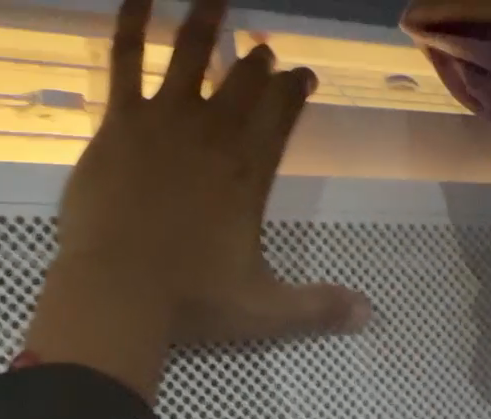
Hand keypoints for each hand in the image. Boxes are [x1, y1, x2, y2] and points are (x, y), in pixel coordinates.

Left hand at [24, 0, 371, 400]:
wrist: (118, 292)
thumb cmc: (191, 301)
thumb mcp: (263, 310)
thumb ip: (316, 308)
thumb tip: (371, 316)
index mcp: (250, 173)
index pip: (284, 113)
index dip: (296, 90)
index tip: (303, 78)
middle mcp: (214, 134)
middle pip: (244, 82)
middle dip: (259, 65)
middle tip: (264, 55)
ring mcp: (165, 121)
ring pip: (192, 53)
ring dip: (208, 20)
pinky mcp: (119, 123)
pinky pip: (126, 59)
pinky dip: (133, 21)